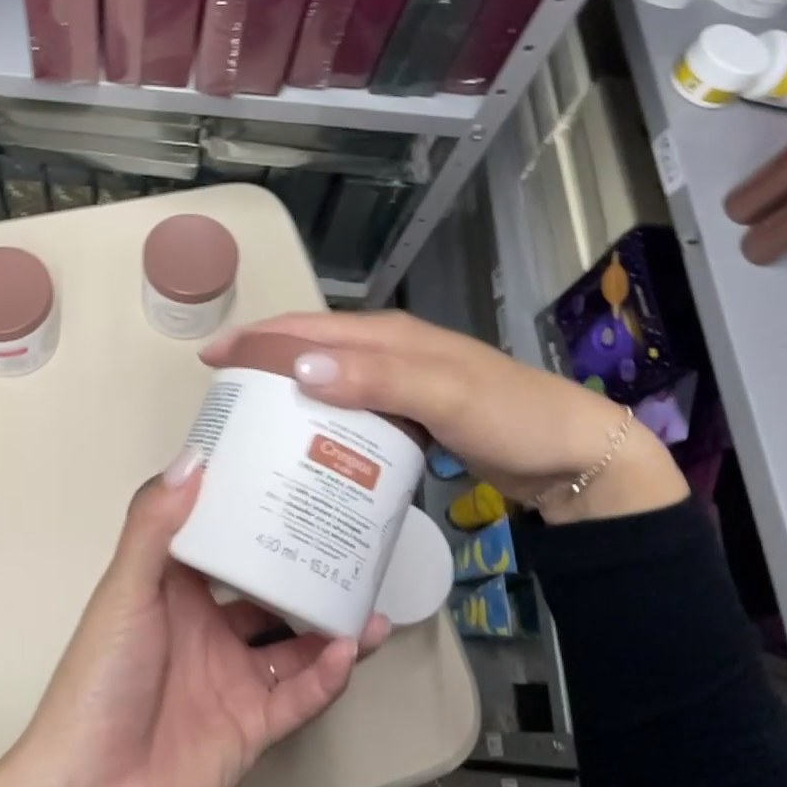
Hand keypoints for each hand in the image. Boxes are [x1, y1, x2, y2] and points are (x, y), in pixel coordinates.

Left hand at [0, 458, 391, 786]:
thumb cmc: (100, 682)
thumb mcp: (124, 594)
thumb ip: (154, 528)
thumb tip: (193, 460)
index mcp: (173, 592)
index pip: (220, 542)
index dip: (250, 513)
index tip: (288, 479)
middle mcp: (206, 629)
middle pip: (267, 591)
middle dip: (304, 568)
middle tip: (348, 538)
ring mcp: (231, 679)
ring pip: (294, 643)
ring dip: (331, 623)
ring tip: (370, 598)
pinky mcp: (252, 726)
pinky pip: (300, 696)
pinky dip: (328, 675)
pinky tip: (351, 649)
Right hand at [202, 311, 685, 524]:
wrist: (575, 458)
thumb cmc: (511, 418)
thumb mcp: (446, 394)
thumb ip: (379, 378)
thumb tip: (300, 369)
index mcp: (391, 337)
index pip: (310, 328)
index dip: (259, 338)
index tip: (212, 359)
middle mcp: (390, 353)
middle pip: (312, 350)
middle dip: (263, 364)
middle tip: (223, 399)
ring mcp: (401, 387)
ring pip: (329, 381)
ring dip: (288, 395)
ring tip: (251, 426)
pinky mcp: (411, 420)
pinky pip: (351, 413)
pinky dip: (321, 423)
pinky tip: (307, 449)